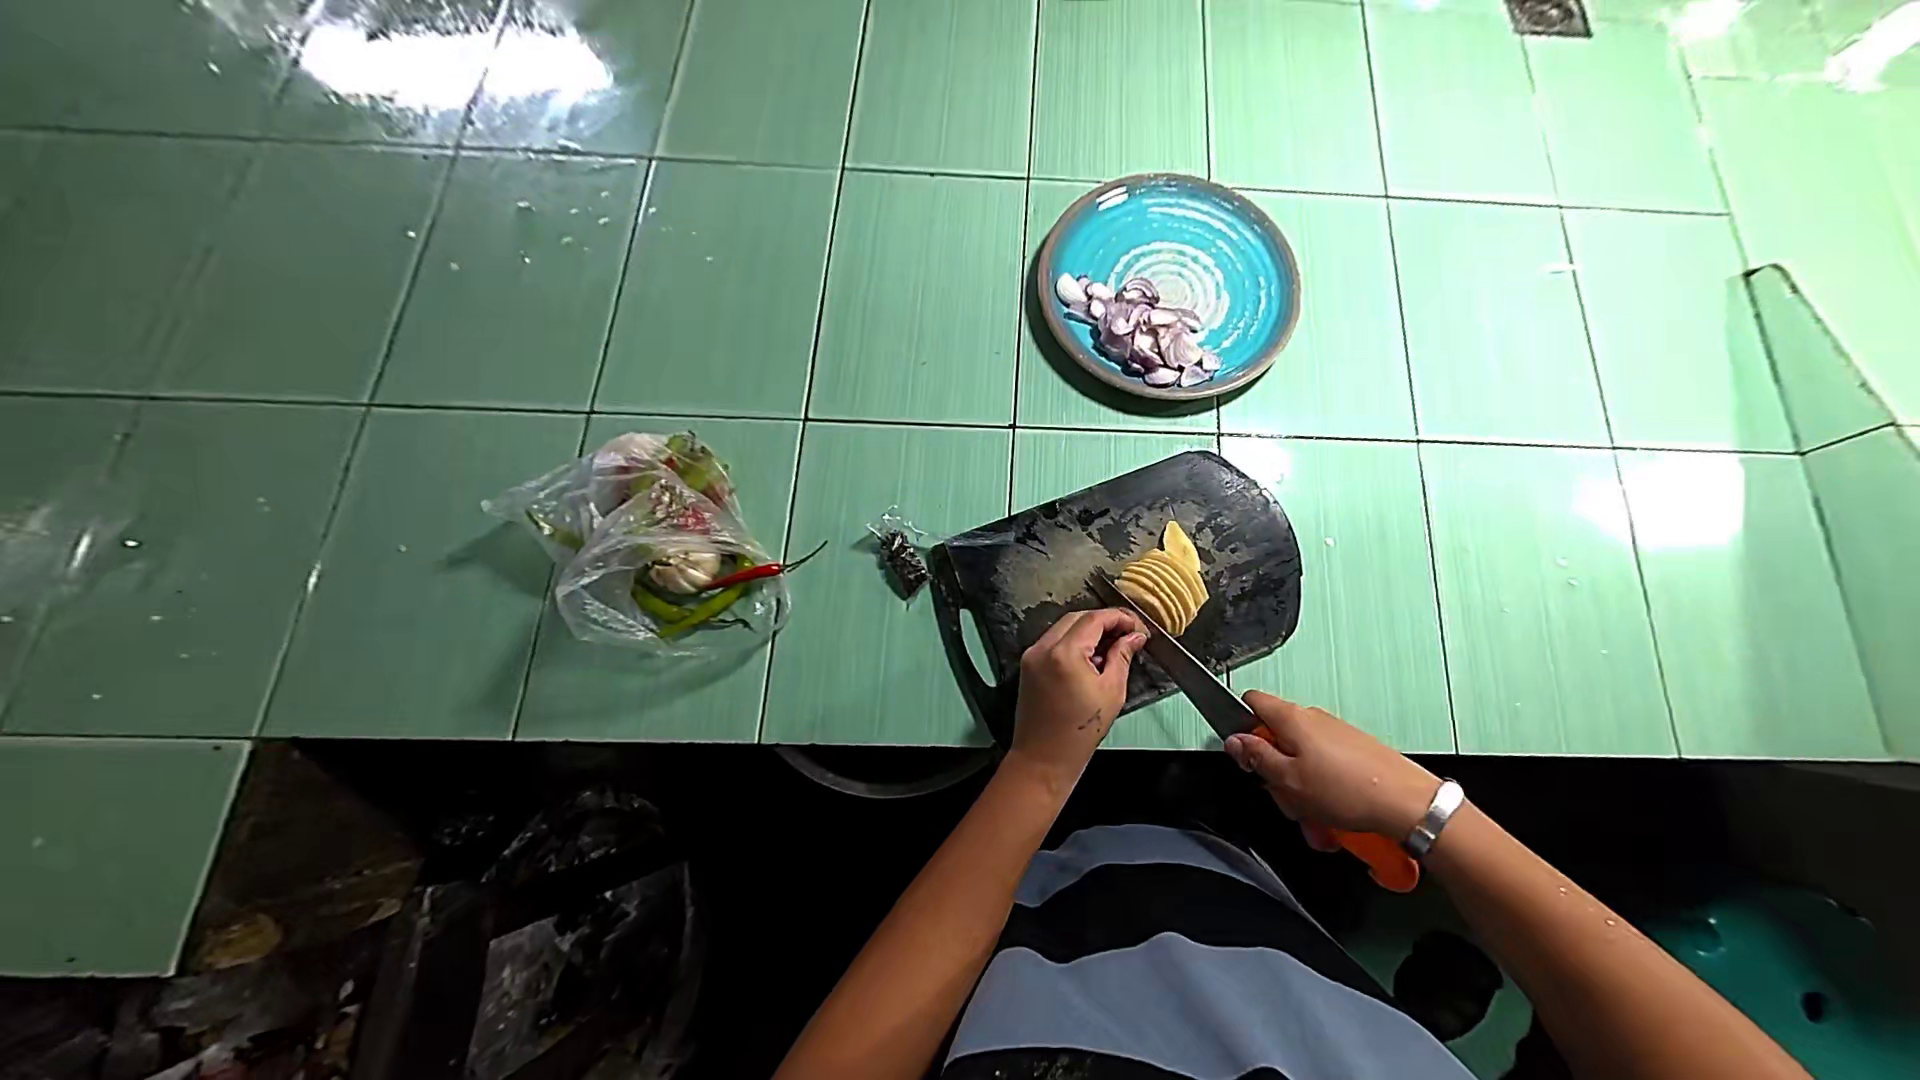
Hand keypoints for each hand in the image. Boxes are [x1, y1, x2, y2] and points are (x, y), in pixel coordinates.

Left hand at [1007, 609, 1146, 789]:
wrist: (1043, 757)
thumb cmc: (1079, 732)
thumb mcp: (1111, 691)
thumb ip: (1122, 656)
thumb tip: (1134, 637)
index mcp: (1064, 653)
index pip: (1094, 619)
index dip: (1119, 617)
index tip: (1137, 626)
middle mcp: (1043, 648)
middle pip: (1077, 618)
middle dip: (1104, 621)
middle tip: (1128, 633)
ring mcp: (1032, 655)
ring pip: (1064, 627)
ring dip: (1088, 631)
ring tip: (1113, 646)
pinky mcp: (1028, 664)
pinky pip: (1054, 641)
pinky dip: (1073, 642)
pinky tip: (1091, 658)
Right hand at [1223, 691, 1439, 843]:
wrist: (1412, 806)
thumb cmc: (1354, 791)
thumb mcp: (1288, 780)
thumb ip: (1255, 757)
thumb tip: (1235, 741)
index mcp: (1292, 718)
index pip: (1250, 702)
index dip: (1241, 728)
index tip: (1247, 756)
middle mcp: (1315, 720)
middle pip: (1276, 739)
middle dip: (1276, 773)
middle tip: (1286, 796)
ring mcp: (1338, 736)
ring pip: (1302, 761)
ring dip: (1302, 792)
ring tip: (1317, 819)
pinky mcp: (1357, 754)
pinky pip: (1326, 771)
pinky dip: (1325, 794)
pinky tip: (1335, 818)